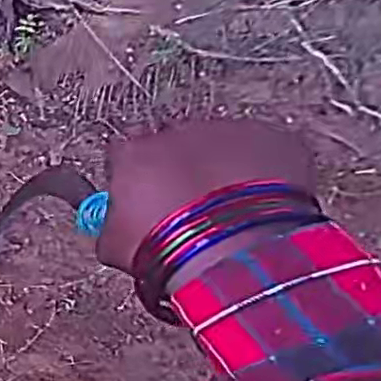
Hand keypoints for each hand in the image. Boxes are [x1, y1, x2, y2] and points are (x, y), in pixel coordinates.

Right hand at [95, 120, 314, 283]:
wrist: (227, 248)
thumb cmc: (164, 243)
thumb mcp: (112, 243)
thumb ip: (107, 224)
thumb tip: (111, 226)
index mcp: (132, 153)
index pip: (120, 154)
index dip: (128, 175)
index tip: (134, 195)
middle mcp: (177, 133)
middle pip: (171, 144)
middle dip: (174, 168)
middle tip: (180, 204)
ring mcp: (228, 132)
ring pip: (217, 145)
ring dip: (216, 169)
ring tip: (220, 208)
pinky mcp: (274, 139)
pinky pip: (263, 151)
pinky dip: (258, 172)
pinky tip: (250, 203)